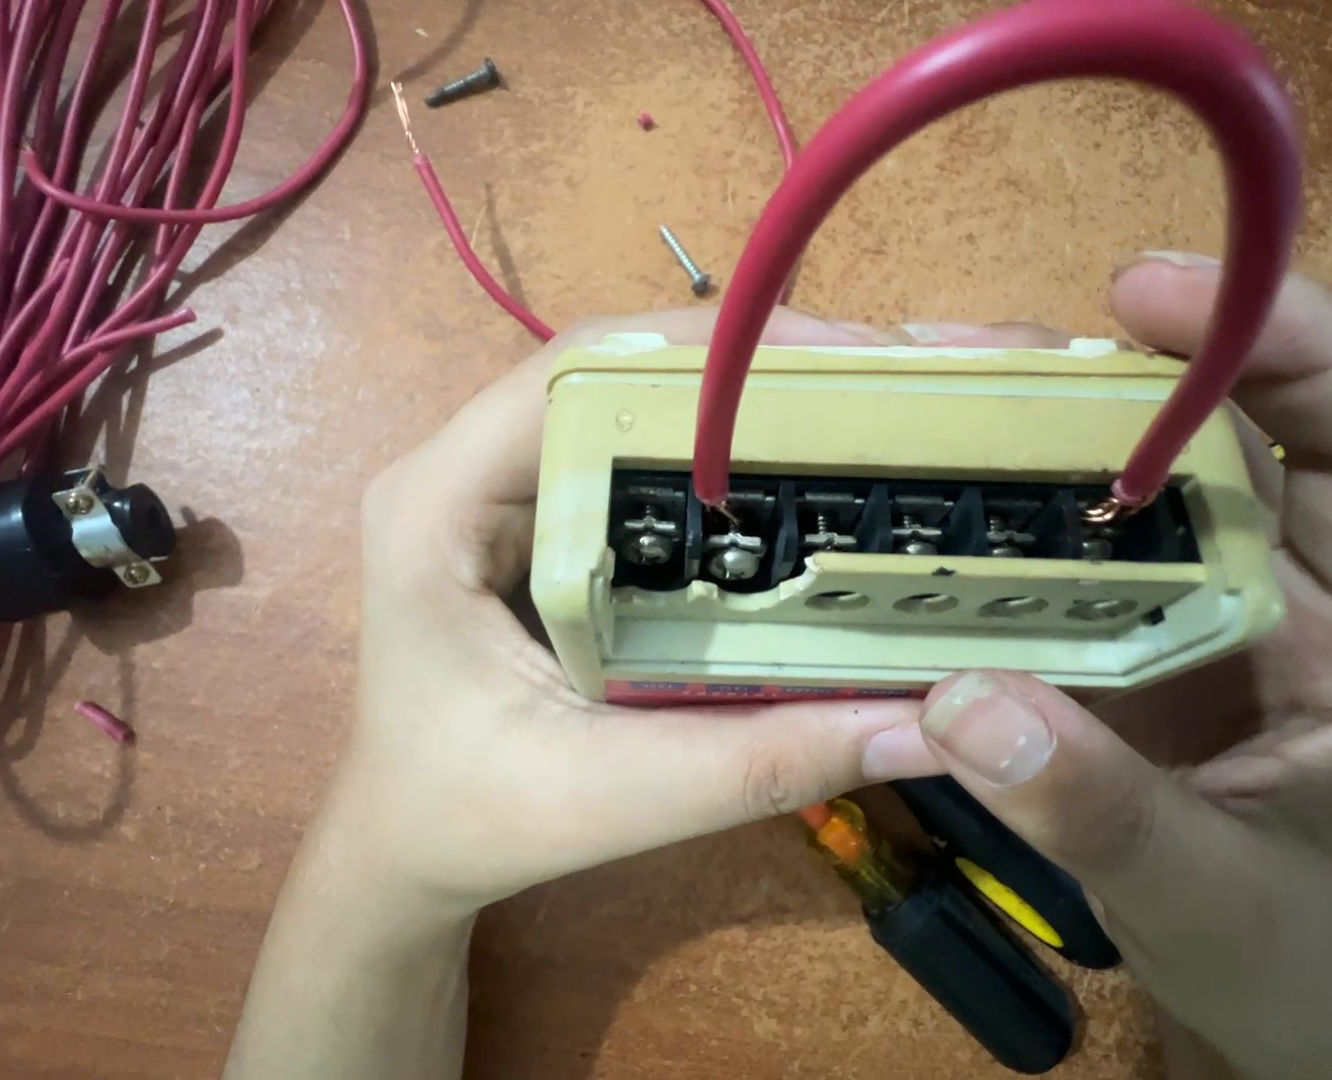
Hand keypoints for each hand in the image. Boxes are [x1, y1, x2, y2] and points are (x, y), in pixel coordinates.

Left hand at [340, 307, 1057, 916]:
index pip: (573, 378)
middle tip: (872, 384)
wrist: (408, 839)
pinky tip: (780, 468)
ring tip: (847, 411)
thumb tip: (923, 724)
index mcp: (436, 508)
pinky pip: (619, 451)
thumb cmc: (471, 819)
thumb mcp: (610, 798)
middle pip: (606, 373)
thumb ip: (755, 762)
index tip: (838, 360)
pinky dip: (703, 449)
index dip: (705, 351)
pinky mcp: (523, 512)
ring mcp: (486, 485)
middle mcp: (455, 470)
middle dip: (738, 367)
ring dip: (727, 399)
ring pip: (618, 402)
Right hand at [918, 254, 1331, 1079]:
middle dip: (1116, 364)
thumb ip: (1097, 811)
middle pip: (1234, 424)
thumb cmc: (1285, 957)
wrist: (1266, 1001)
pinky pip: (1069, 537)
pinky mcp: (1126, 623)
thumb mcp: (1205, 898)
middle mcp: (1296, 586)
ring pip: (1138, 469)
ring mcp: (1201, 600)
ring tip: (933, 395)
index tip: (1143, 292)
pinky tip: (928, 492)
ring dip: (1042, 421)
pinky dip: (1004, 502)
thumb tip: (960, 701)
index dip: (1289, 337)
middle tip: (977, 349)